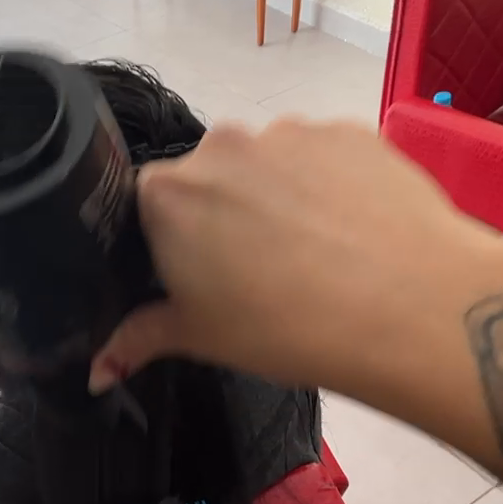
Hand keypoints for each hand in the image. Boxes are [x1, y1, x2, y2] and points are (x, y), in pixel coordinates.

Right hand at [90, 119, 502, 419]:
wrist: (407, 307)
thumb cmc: (282, 326)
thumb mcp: (199, 337)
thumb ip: (138, 340)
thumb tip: (95, 374)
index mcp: (168, 194)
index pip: (143, 205)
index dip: (163, 241)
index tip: (189, 274)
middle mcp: (221, 146)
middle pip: (203, 178)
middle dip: (216, 216)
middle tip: (250, 271)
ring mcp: (289, 131)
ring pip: (263, 166)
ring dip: (271, 199)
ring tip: (308, 254)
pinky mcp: (349, 130)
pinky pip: (318, 157)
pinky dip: (322, 188)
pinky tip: (345, 233)